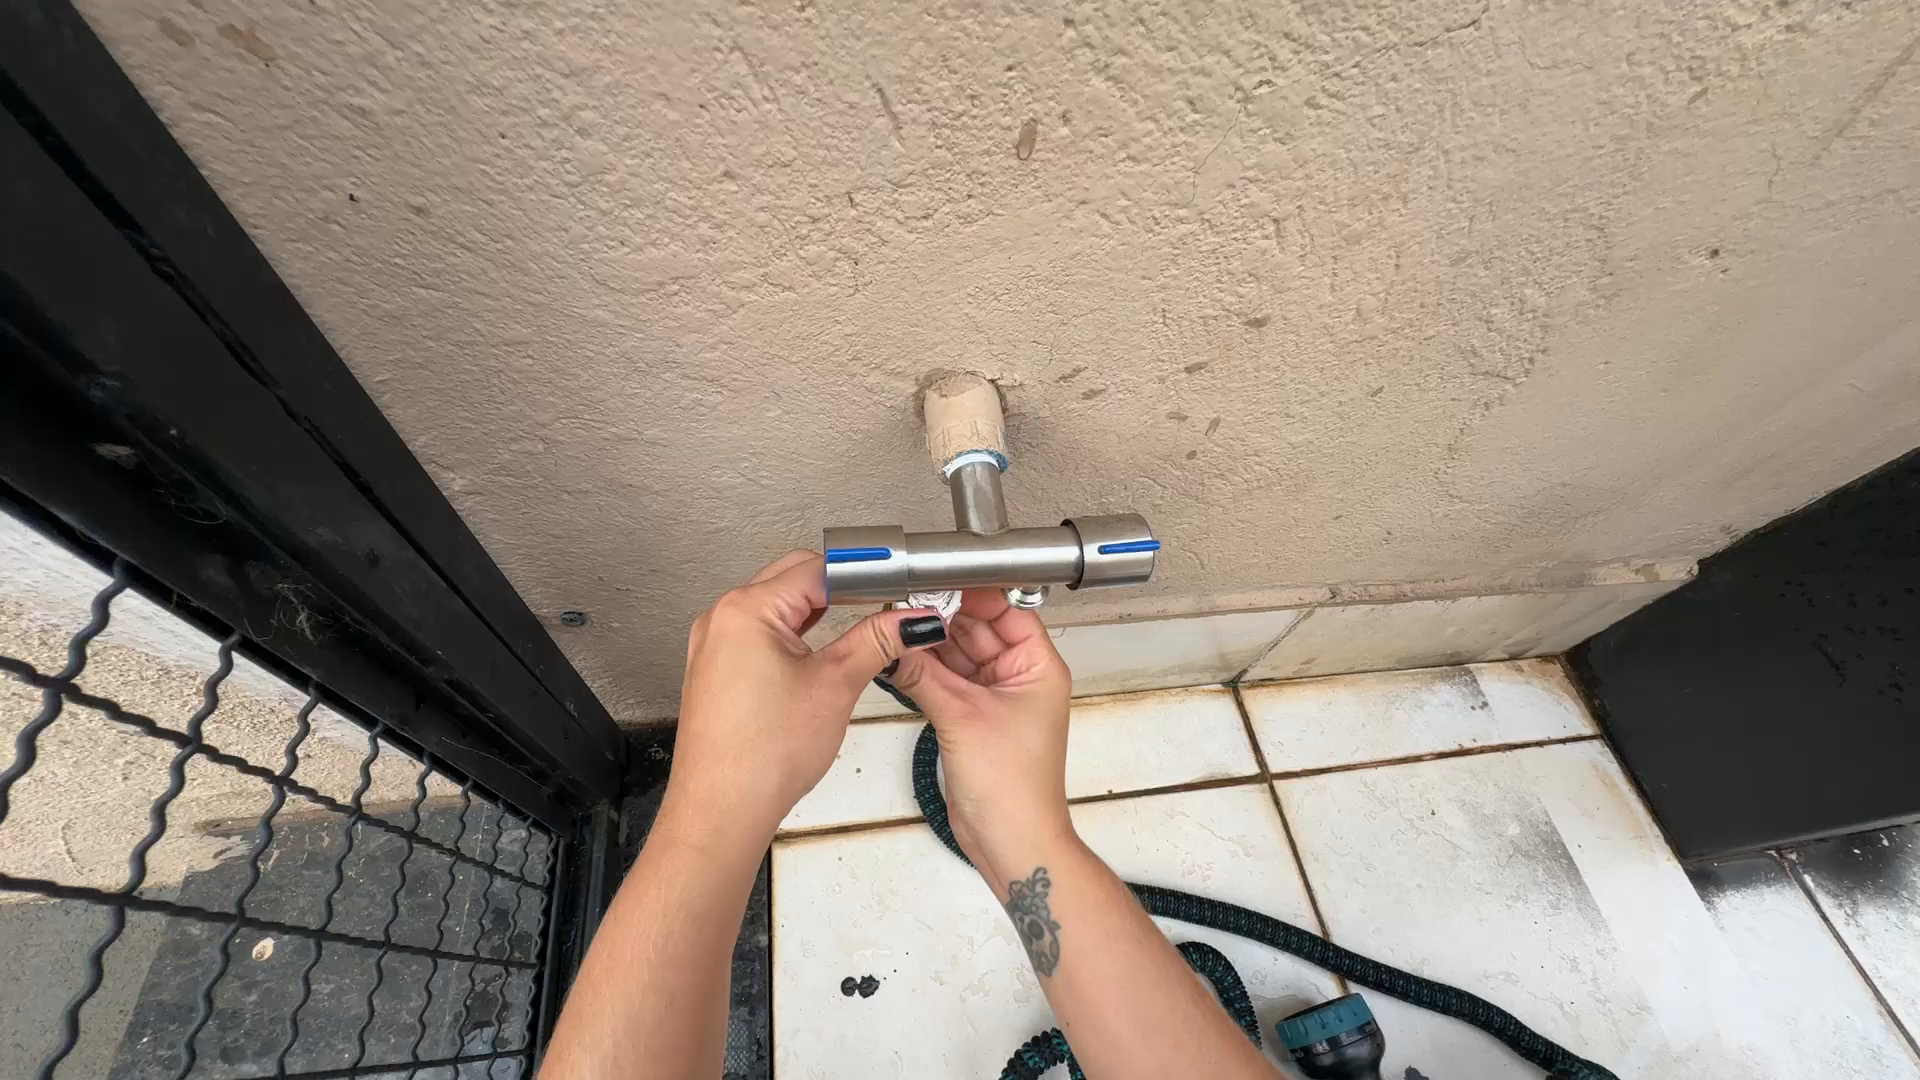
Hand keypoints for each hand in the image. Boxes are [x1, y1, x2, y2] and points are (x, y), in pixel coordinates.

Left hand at [664, 550, 948, 841]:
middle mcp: (723, 619)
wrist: (720, 815)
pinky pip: (761, 632)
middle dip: (842, 588)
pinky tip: (821, 648)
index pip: (816, 570)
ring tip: (860, 623)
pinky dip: (796, 632)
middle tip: (884, 603)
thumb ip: (877, 641)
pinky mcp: (717, 670)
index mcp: (747, 610)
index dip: (863, 576)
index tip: (896, 586)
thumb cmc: (763, 756)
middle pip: (794, 578)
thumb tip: (913, 620)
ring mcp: (715, 645)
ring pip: (778, 605)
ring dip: (819, 609)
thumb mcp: (835, 685)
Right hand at [887, 589, 1073, 878]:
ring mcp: (995, 698)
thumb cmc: (1013, 786)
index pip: (1007, 612)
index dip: (974, 596)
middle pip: (978, 632)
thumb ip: (923, 674)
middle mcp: (1019, 678)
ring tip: (896, 630)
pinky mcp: (974, 718)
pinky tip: (901, 659)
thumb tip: (895, 644)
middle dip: (943, 620)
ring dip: (931, 646)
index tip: (937, 584)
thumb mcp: (962, 717)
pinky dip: (926, 672)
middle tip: (903, 607)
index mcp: (1037, 667)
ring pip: (960, 656)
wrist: (1011, 841)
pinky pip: (949, 681)